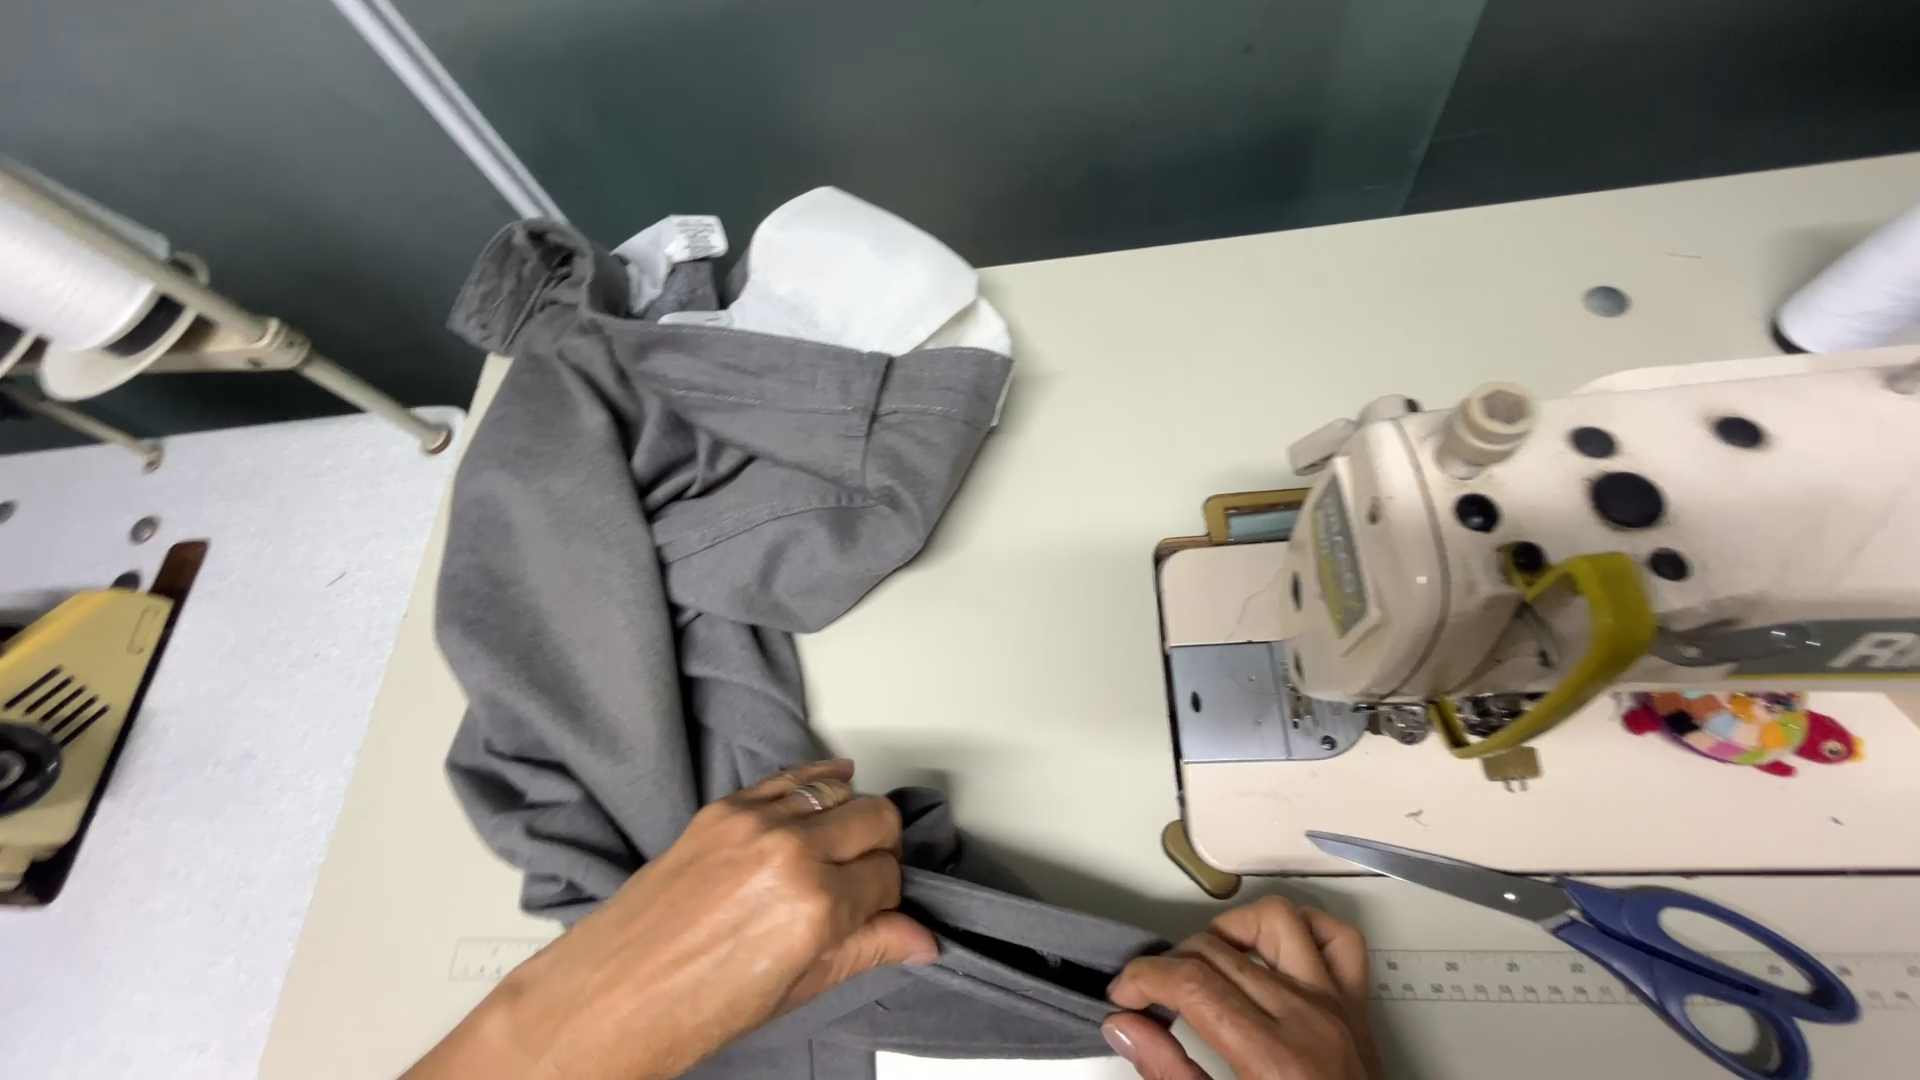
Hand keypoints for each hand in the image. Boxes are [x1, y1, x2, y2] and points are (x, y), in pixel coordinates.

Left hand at [405, 759, 937, 1079]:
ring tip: (841, 844)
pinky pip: (791, 776)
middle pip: (877, 818)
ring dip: (852, 814)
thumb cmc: (687, 1011)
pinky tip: (830, 785)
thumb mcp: (794, 992)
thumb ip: (865, 950)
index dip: (889, 898)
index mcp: (814, 907)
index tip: (878, 911)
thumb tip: (919, 937)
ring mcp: (755, 821)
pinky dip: (817, 780)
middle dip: (883, 849)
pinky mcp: (725, 807)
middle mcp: (790, 851)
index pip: (889, 877)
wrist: (603, 999)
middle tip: (867, 877)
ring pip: (841, 789)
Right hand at [1101, 896, 1381, 1079]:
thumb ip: (1169, 1073)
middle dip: (1169, 965)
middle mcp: (1311, 1021)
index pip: (1192, 983)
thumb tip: (1124, 1025)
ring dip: (1229, 932)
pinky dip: (1299, 929)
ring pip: (1274, 920)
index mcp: (1278, 1061)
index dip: (1143, 979)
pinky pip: (1335, 937)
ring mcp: (1338, 1007)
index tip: (1123, 995)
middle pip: (1216, 950)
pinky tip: (1268, 952)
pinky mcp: (1357, 1006)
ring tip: (1209, 966)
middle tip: (1153, 997)